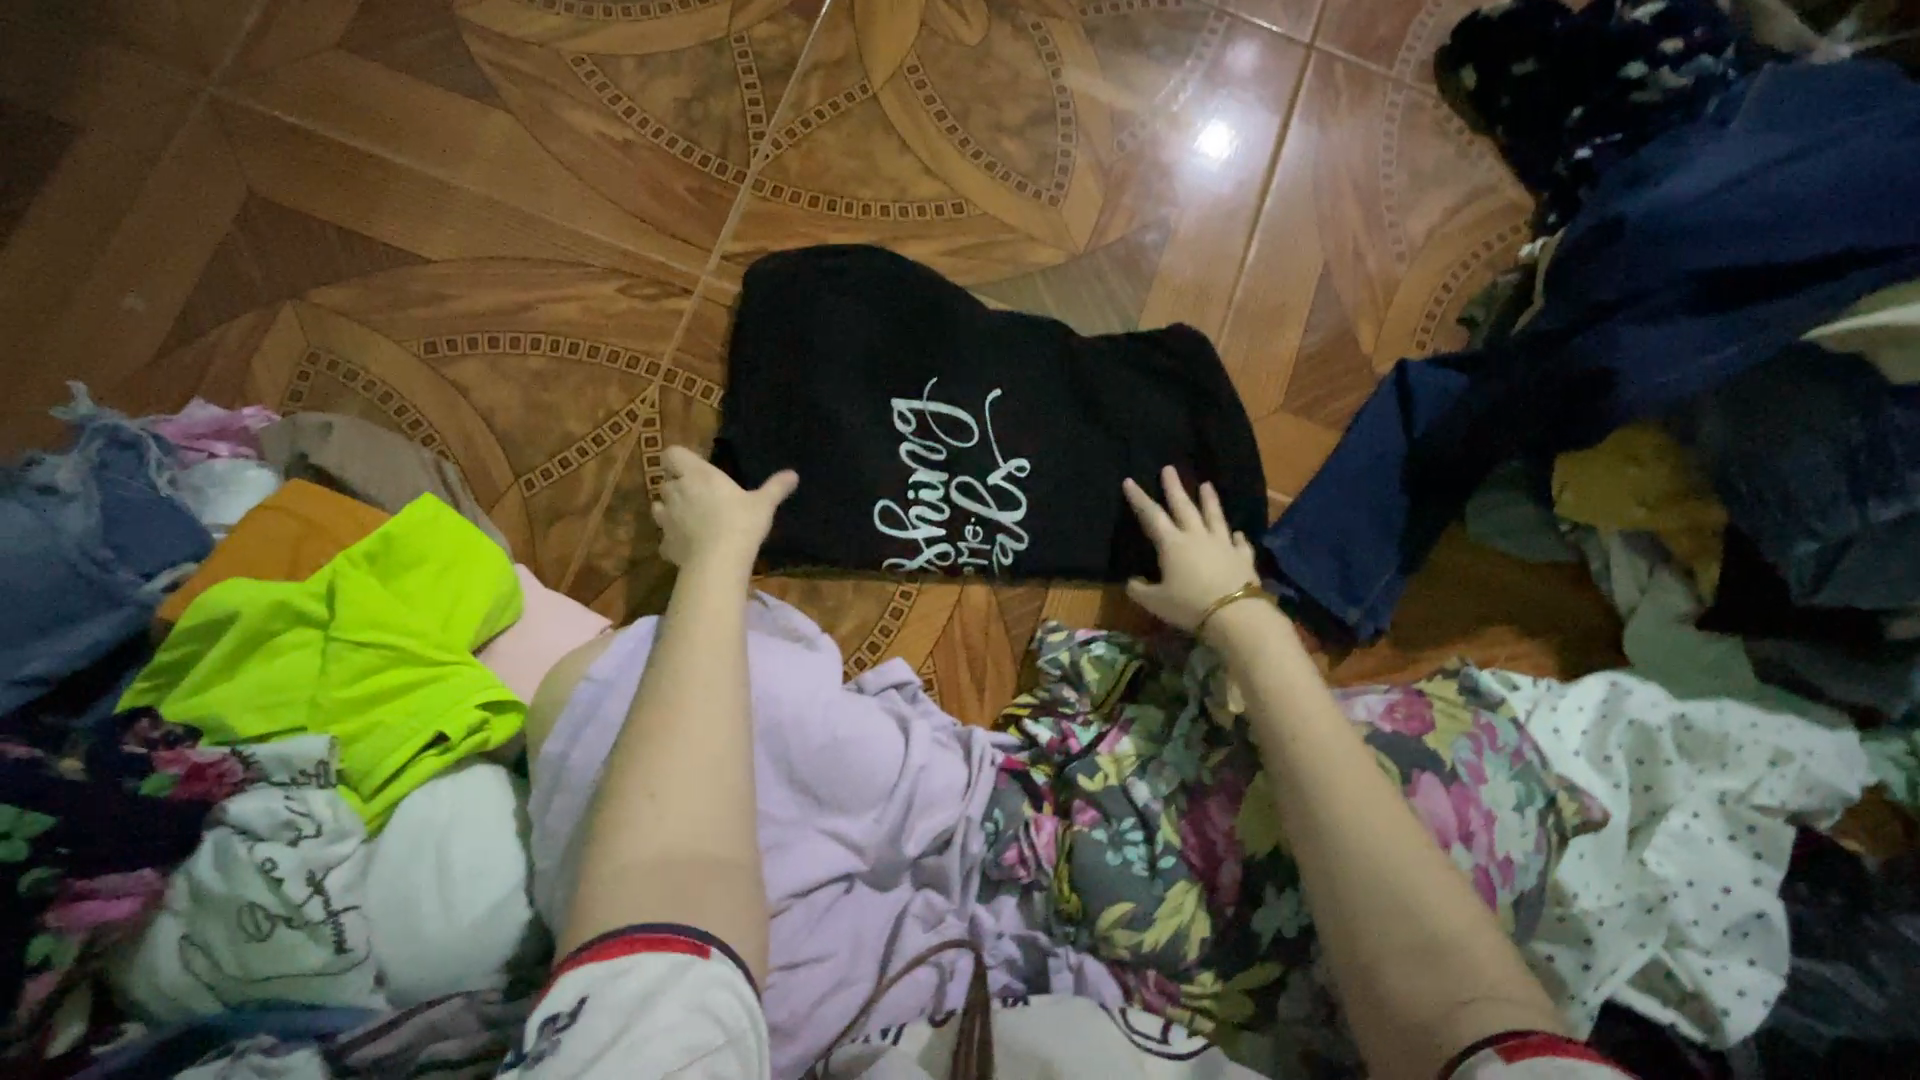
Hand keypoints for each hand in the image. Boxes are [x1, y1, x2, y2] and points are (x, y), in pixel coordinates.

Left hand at [650, 446, 797, 569]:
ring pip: (658, 507)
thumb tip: (794, 474)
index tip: (692, 468)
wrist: (718, 561)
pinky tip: (687, 546)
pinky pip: (664, 538)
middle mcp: (676, 491)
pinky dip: (672, 540)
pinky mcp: (665, 544)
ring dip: (668, 510)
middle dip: (677, 486)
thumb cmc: (741, 523)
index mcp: (697, 475)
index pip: (672, 454)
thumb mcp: (763, 504)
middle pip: (666, 481)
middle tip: (696, 496)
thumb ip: (776, 487)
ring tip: (687, 519)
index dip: (678, 459)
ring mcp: (666, 519)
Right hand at [1122, 467, 1261, 636]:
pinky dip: (1236, 536)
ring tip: (1207, 485)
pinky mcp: (1242, 557)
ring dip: (1209, 500)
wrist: (1235, 614)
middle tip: (1169, 468)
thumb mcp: (1155, 602)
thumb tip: (1131, 581)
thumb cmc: (1189, 606)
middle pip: (1184, 507)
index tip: (1129, 481)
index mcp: (1172, 544)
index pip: (1151, 516)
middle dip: (1174, 487)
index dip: (1139, 499)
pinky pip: (1239, 543)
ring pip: (1214, 516)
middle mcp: (1197, 537)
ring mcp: (1222, 545)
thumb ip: (1139, 590)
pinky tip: (1237, 532)